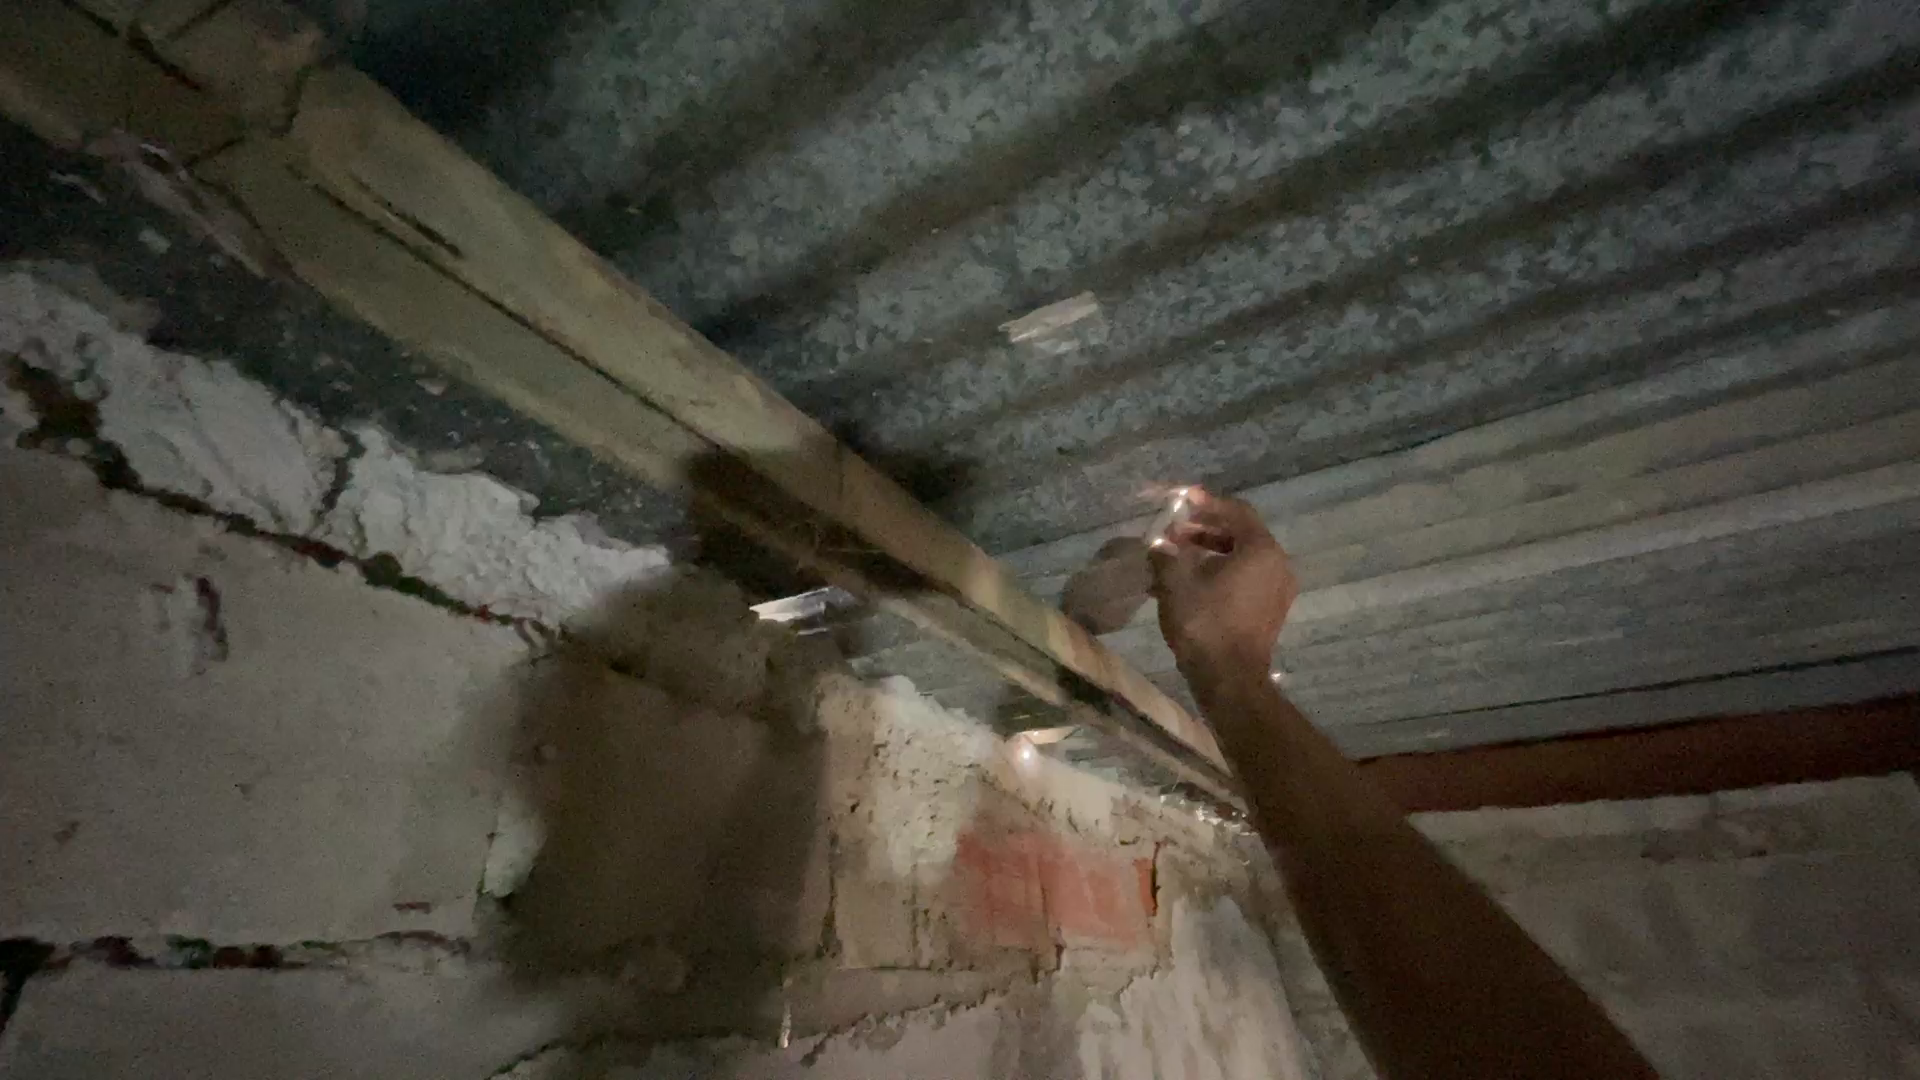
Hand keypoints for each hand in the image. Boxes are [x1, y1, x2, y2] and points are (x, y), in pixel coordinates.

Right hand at [1149, 487, 1297, 684]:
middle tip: (1174, 532)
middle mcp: (1277, 564)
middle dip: (1204, 529)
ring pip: (1241, 558)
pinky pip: (1245, 579)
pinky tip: (1189, 583)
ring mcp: (1277, 590)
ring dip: (1209, 552)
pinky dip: (1219, 572)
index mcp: (1261, 550)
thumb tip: (1159, 546)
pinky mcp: (1269, 610)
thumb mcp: (1174, 583)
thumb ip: (1165, 555)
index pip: (1236, 511)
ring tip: (1176, 558)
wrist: (1228, 679)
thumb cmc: (1204, 623)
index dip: (1206, 502)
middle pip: (1240, 533)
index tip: (1181, 501)